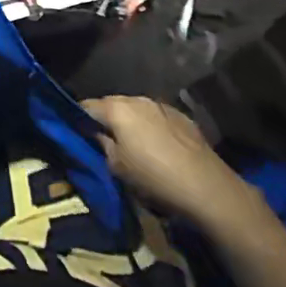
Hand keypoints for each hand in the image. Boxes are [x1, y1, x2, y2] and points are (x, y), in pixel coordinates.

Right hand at [81, 96, 261, 228]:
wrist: (206, 187)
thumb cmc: (154, 177)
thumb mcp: (117, 167)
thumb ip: (102, 145)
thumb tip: (97, 135)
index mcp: (117, 109)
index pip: (87, 106)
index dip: (79, 119)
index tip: (78, 133)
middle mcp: (138, 99)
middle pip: (112, 104)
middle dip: (106, 119)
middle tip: (105, 141)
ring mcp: (162, 105)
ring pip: (136, 109)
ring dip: (130, 122)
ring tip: (133, 144)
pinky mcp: (182, 116)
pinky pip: (156, 117)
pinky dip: (151, 126)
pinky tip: (158, 147)